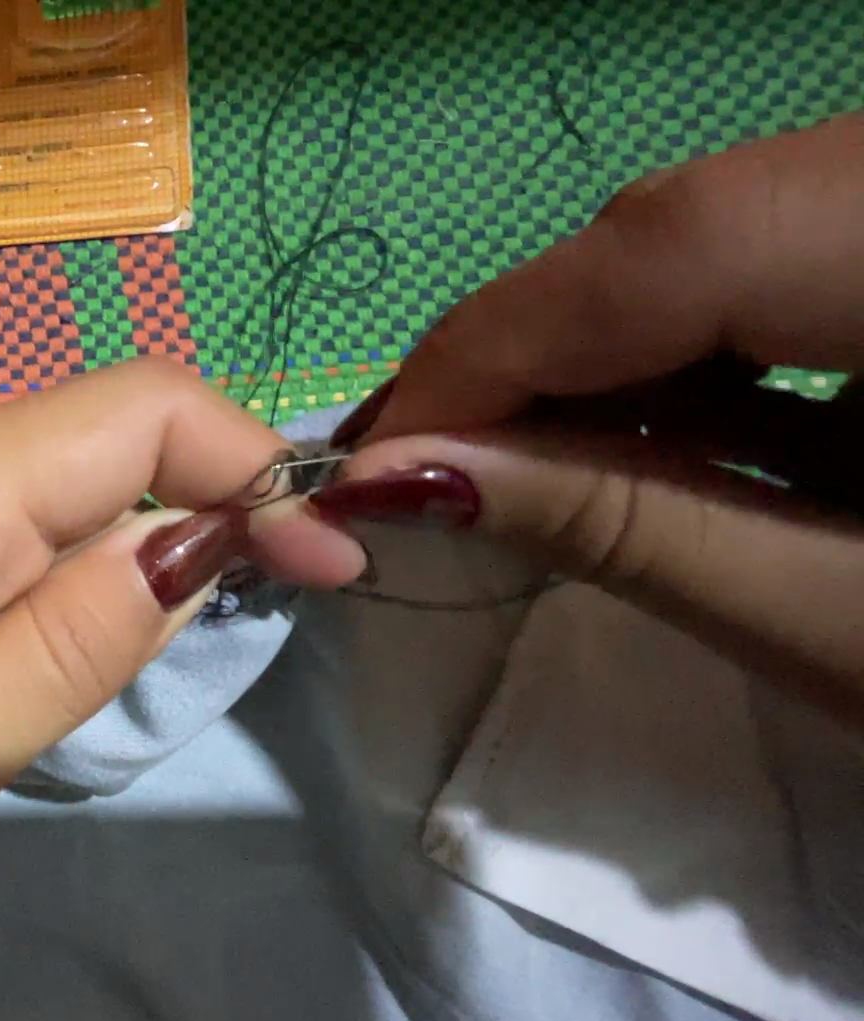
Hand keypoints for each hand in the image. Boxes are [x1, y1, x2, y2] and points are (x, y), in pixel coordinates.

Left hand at [0, 358, 367, 893]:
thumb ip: (76, 640)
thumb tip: (192, 542)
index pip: (135, 414)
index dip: (250, 466)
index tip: (319, 556)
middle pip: (107, 422)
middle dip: (207, 491)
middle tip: (259, 590)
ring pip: (67, 450)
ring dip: (141, 514)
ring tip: (143, 620)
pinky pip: (13, 477)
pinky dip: (75, 523)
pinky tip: (63, 598)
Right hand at [317, 114, 863, 716]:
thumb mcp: (855, 626)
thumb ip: (611, 525)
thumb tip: (387, 481)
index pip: (658, 254)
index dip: (476, 356)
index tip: (367, 461)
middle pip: (674, 232)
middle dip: (513, 358)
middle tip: (416, 467)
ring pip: (716, 239)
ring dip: (582, 359)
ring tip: (508, 462)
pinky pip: (782, 260)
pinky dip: (676, 354)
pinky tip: (642, 435)